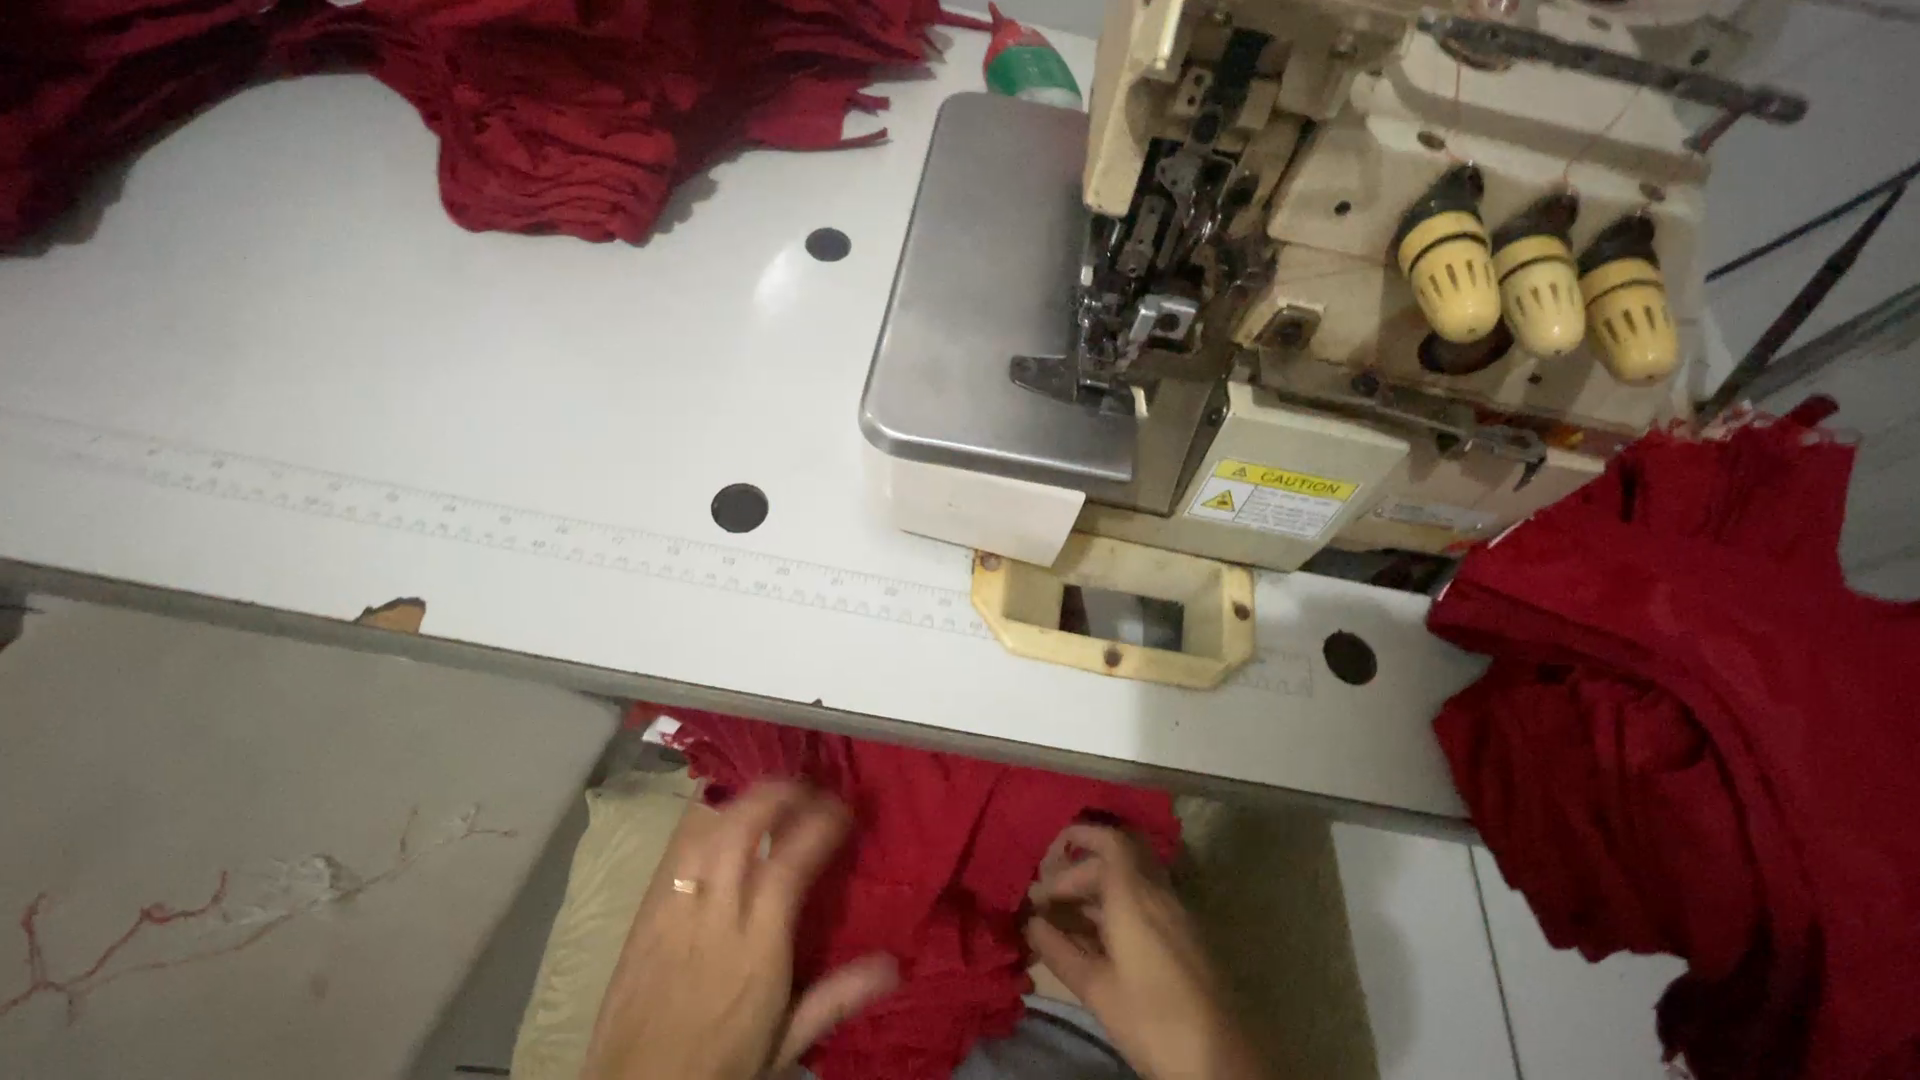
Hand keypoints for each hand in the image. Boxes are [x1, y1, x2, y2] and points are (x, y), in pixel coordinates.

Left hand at [582, 781, 898, 1079]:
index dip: (818, 825)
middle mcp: (715, 917)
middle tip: (803, 784)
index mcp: (757, 948)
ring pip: (703, 833)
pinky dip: (697, 820)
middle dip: (775, 794)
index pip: (790, 865)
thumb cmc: (720, 1066)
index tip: (841, 807)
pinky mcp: (643, 913)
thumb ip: (837, 997)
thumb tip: (894, 965)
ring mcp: (674, 910)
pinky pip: (672, 852)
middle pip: (741, 831)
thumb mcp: (787, 1041)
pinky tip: (713, 808)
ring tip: (763, 788)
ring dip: (737, 799)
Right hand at [1025, 824, 1262, 1079]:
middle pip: (1118, 860)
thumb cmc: (1153, 1019)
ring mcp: (1177, 915)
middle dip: (1077, 872)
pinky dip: (1114, 909)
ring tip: (1060, 919)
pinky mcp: (1185, 938)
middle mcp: (1160, 895)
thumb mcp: (1098, 989)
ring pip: (1131, 883)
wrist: (1222, 1060)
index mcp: (1136, 896)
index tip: (1045, 862)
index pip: (1109, 841)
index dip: (1077, 839)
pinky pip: (1144, 905)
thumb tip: (1031, 924)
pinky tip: (1093, 939)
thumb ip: (1060, 951)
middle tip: (1044, 900)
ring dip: (1095, 892)